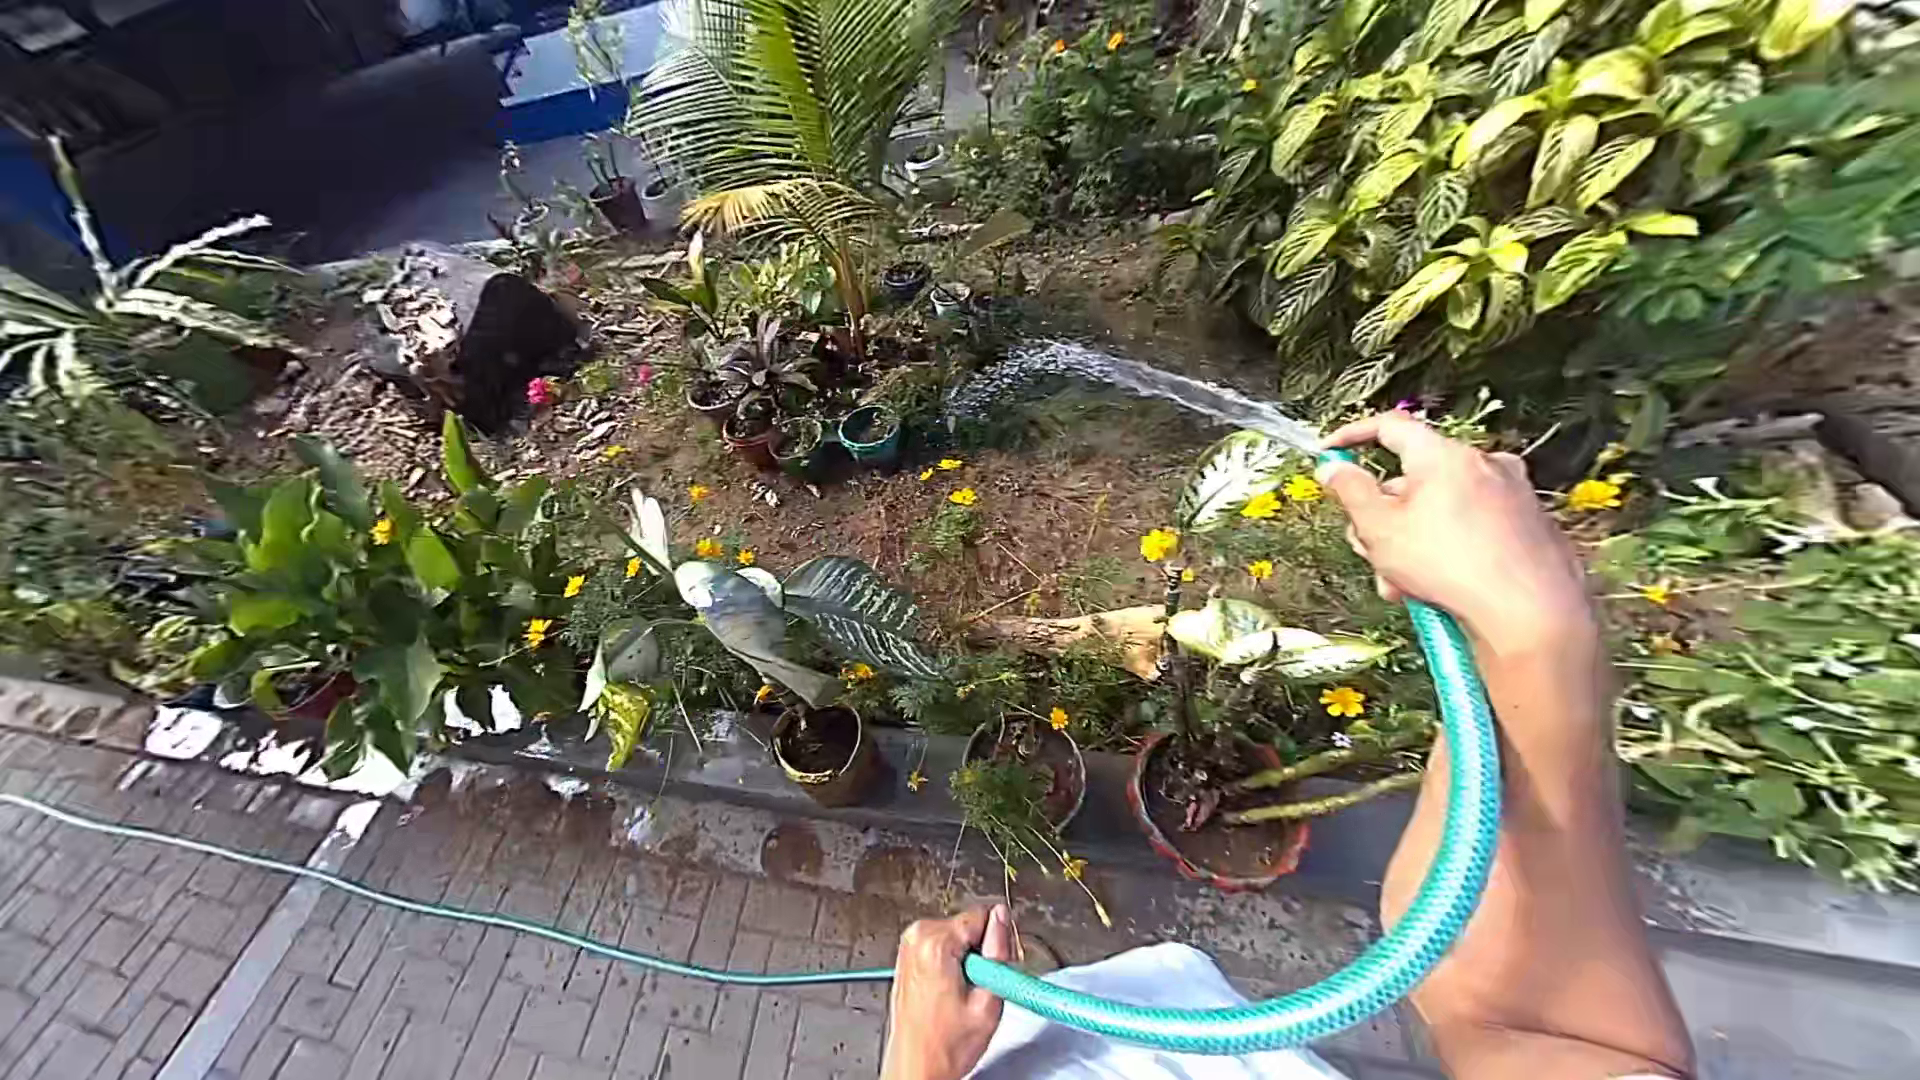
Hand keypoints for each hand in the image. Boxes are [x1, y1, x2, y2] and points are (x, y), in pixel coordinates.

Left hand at [880, 905, 1013, 1079]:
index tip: (996, 968)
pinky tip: (950, 990)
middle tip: (981, 986)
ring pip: (958, 934)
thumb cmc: (944, 1048)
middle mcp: (918, 934)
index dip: (997, 942)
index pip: (983, 914)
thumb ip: (999, 953)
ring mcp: (910, 943)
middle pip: (969, 923)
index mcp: (935, 941)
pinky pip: (943, 943)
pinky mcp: (909, 953)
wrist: (914, 1071)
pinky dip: (953, 962)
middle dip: (982, 951)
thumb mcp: (987, 1004)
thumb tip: (1002, 916)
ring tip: (964, 992)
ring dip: (968, 958)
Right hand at [1319, 411, 1594, 655]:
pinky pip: (1467, 525)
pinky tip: (1434, 585)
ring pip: (1436, 507)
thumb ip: (1349, 490)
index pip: (1390, 426)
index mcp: (1445, 458)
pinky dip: (1443, 548)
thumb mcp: (1377, 527)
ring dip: (1407, 540)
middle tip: (1368, 548)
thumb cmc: (1448, 567)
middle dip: (1381, 515)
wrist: (1532, 614)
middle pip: (1410, 478)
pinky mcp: (1528, 523)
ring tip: (1401, 583)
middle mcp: (1484, 465)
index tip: (1328, 453)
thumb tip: (1333, 468)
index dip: (1351, 435)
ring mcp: (1512, 494)